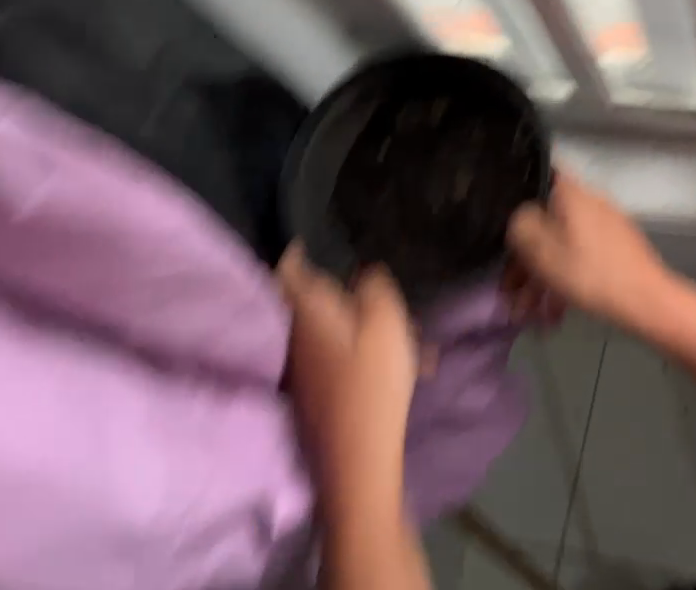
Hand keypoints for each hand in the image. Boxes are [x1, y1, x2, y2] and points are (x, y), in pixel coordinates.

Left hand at [279, 247, 417, 514]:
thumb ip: (375, 287)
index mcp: (309, 315)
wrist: (357, 459)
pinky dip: (364, 351)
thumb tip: (362, 270)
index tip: (303, 237)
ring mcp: (304, 369)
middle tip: (374, 285)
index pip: (289, 273)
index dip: (294, 253)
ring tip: (406, 334)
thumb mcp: (387, 322)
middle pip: (314, 302)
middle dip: (342, 290)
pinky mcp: (317, 393)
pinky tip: (400, 365)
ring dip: (361, 323)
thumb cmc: (373, 381)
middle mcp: (297, 338)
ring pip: (332, 331)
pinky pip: (340, 356)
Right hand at [508, 172, 671, 328]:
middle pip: (548, 221)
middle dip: (525, 256)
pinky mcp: (615, 250)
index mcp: (574, 194)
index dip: (520, 189)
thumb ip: (521, 224)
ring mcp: (606, 227)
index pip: (544, 172)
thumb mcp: (542, 249)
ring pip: (562, 245)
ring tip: (526, 312)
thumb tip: (519, 215)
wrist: (645, 301)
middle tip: (509, 288)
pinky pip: (580, 259)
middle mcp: (592, 204)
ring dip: (541, 277)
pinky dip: (564, 280)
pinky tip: (552, 313)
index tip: (505, 218)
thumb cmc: (590, 273)